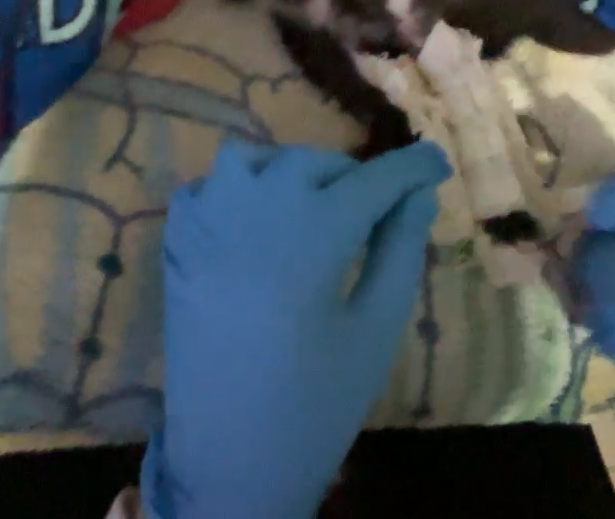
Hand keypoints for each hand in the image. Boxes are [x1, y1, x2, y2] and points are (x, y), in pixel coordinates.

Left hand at [142, 139, 448, 518]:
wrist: (227, 457)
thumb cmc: (316, 400)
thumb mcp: (376, 327)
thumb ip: (401, 250)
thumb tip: (419, 193)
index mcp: (316, 229)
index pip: (376, 178)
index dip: (413, 167)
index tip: (437, 164)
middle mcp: (258, 204)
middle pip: (318, 162)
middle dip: (355, 178)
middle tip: (378, 211)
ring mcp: (208, 216)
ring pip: (255, 158)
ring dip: (291, 171)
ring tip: (312, 208)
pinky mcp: (176, 238)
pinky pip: (209, 185)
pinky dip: (237, 189)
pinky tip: (255, 224)